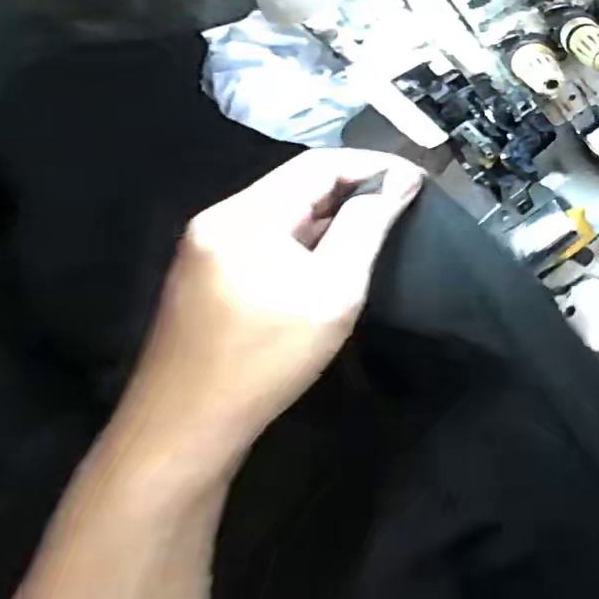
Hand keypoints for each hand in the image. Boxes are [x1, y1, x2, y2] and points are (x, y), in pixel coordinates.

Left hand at [111, 149, 424, 472]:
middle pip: (299, 179)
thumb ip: (367, 225)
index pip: (321, 163)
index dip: (375, 164)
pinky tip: (332, 249)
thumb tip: (399, 180)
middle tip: (405, 199)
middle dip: (357, 182)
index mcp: (246, 216)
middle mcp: (219, 218)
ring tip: (379, 219)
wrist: (180, 434)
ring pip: (285, 204)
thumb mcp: (335, 289)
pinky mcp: (206, 270)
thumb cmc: (266, 358)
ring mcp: (206, 245)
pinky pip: (268, 229)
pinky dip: (309, 228)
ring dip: (334, 205)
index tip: (418, 180)